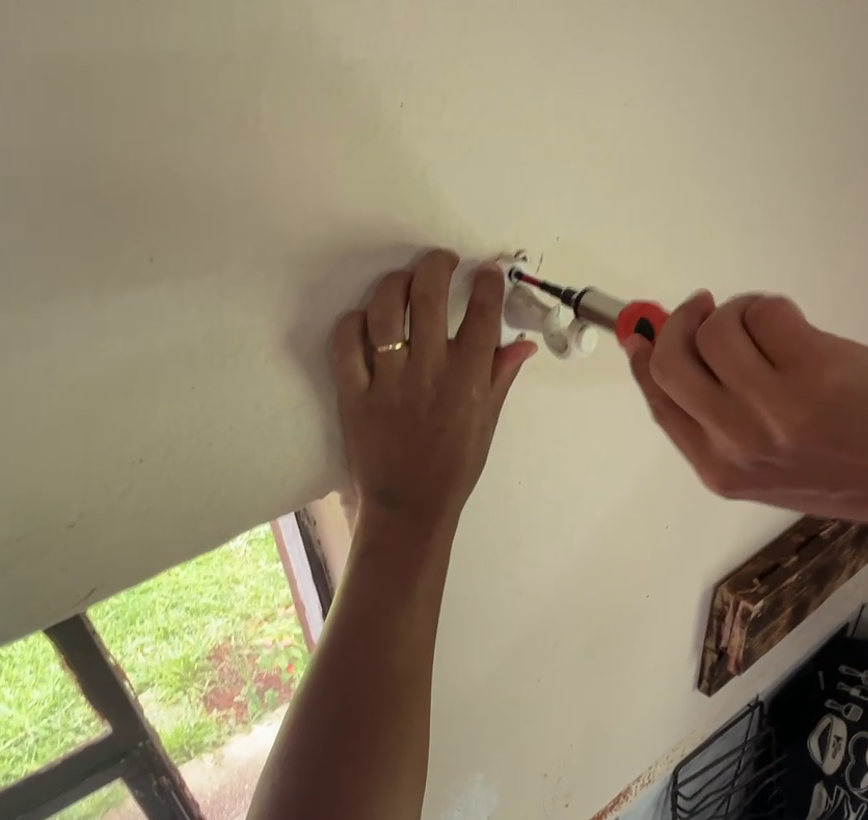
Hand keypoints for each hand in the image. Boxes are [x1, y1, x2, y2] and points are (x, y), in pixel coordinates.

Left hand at [330, 250, 537, 537]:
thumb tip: (522, 344)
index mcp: (468, 382)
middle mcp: (428, 373)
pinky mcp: (353, 394)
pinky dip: (354, 322)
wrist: (409, 508)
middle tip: (442, 263)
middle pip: (428, 294)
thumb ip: (500, 378)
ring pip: (384, 308)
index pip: (482, 313)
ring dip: (395, 284)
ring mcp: (387, 382)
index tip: (486, 273)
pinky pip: (345, 341)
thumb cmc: (454, 468)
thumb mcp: (486, 423)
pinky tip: (366, 322)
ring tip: (404, 284)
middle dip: (438, 265)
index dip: (487, 282)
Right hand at [625, 291, 867, 525]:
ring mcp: (771, 408)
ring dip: (734, 311)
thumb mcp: (773, 471)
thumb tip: (686, 363)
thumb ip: (725, 427)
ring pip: (714, 331)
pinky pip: (761, 313)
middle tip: (703, 306)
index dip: (646, 360)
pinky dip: (769, 307)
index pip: (660, 403)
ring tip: (767, 323)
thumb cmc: (860, 473)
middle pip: (670, 363)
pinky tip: (796, 324)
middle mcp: (736, 445)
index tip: (646, 332)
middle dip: (678, 323)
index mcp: (721, 472)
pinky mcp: (810, 369)